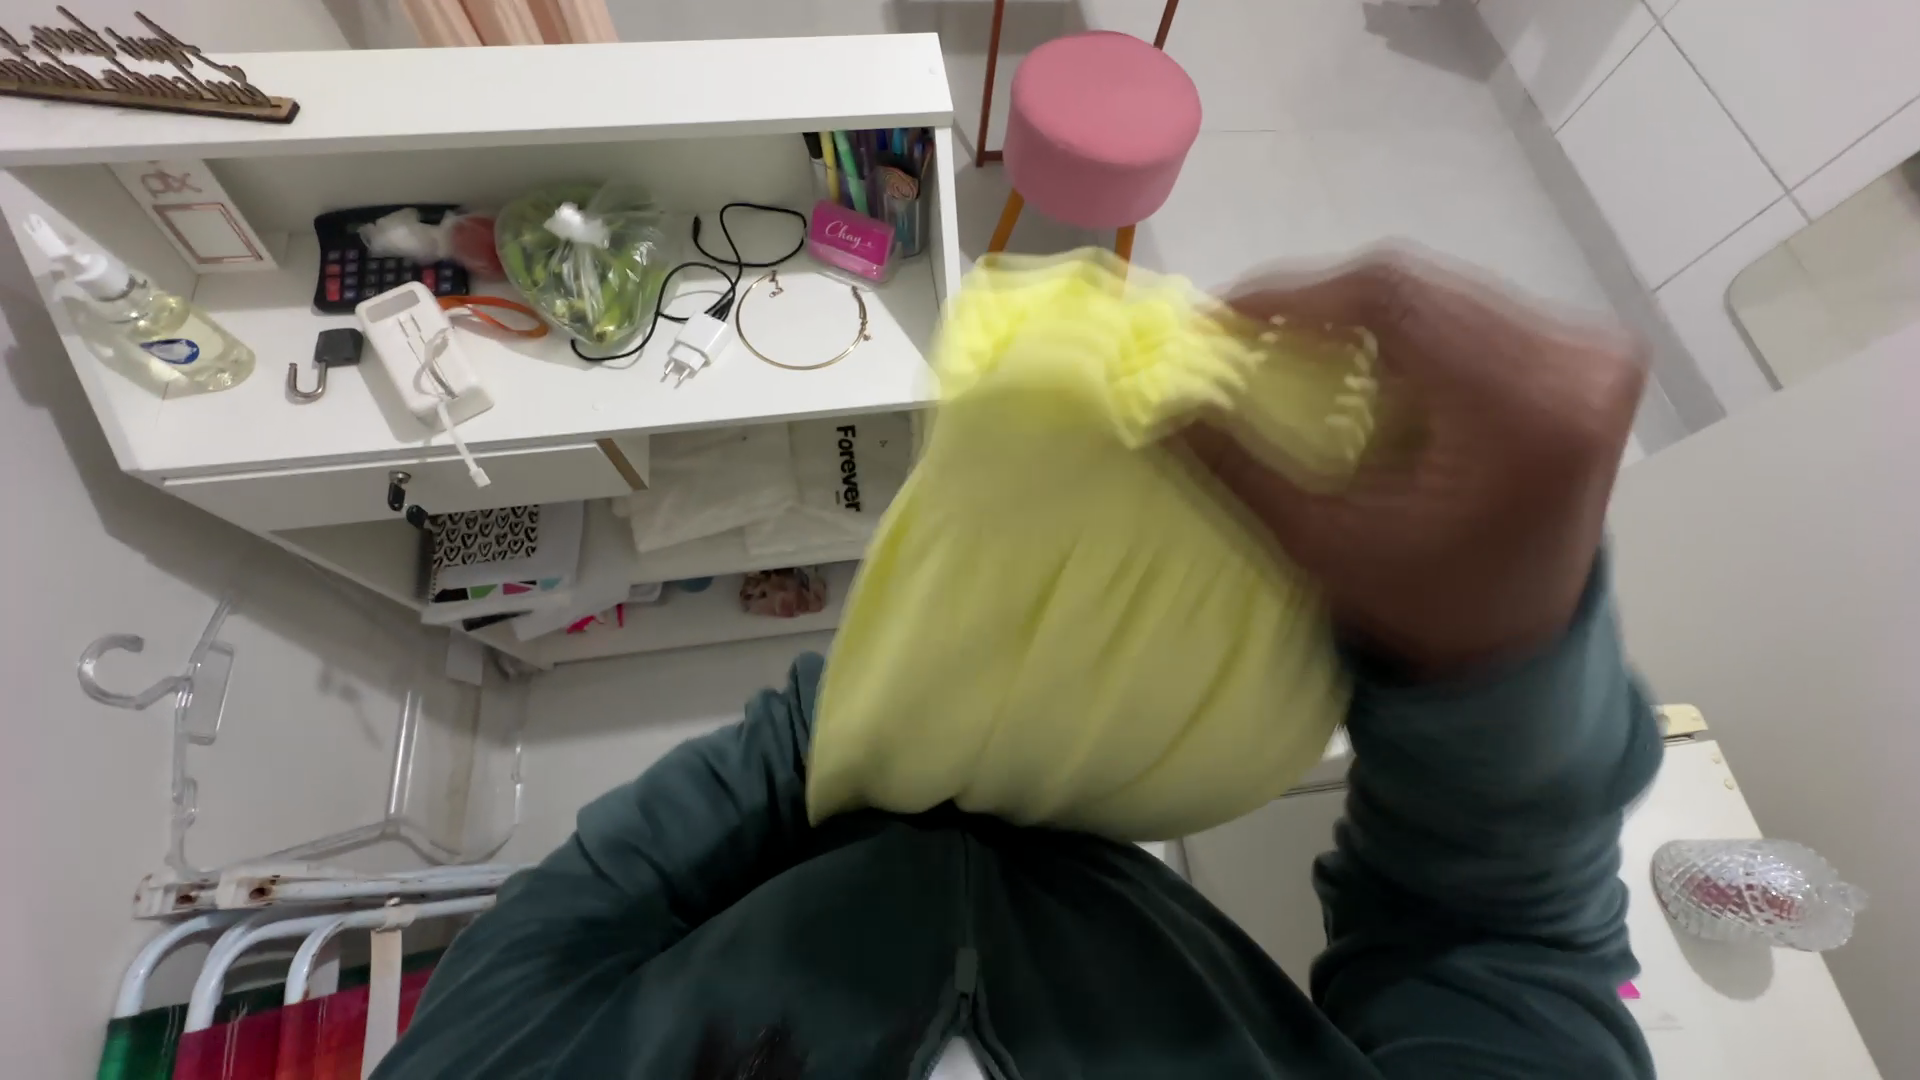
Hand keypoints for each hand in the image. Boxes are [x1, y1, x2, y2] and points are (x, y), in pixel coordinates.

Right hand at [1183, 249, 1645, 676]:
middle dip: (1308, 300)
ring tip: (1276, 336)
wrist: (1514, 630)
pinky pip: (1457, 304)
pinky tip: (1339, 347)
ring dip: (1343, 307)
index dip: (1290, 297)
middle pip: (1413, 285)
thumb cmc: (1420, 602)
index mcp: (1524, 414)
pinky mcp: (1573, 350)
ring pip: (1434, 286)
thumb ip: (1239, 467)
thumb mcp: (1319, 543)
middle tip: (1233, 329)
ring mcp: (1584, 347)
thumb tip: (1163, 401)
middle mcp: (1574, 361)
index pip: (1394, 305)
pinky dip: (1384, 321)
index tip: (1216, 316)